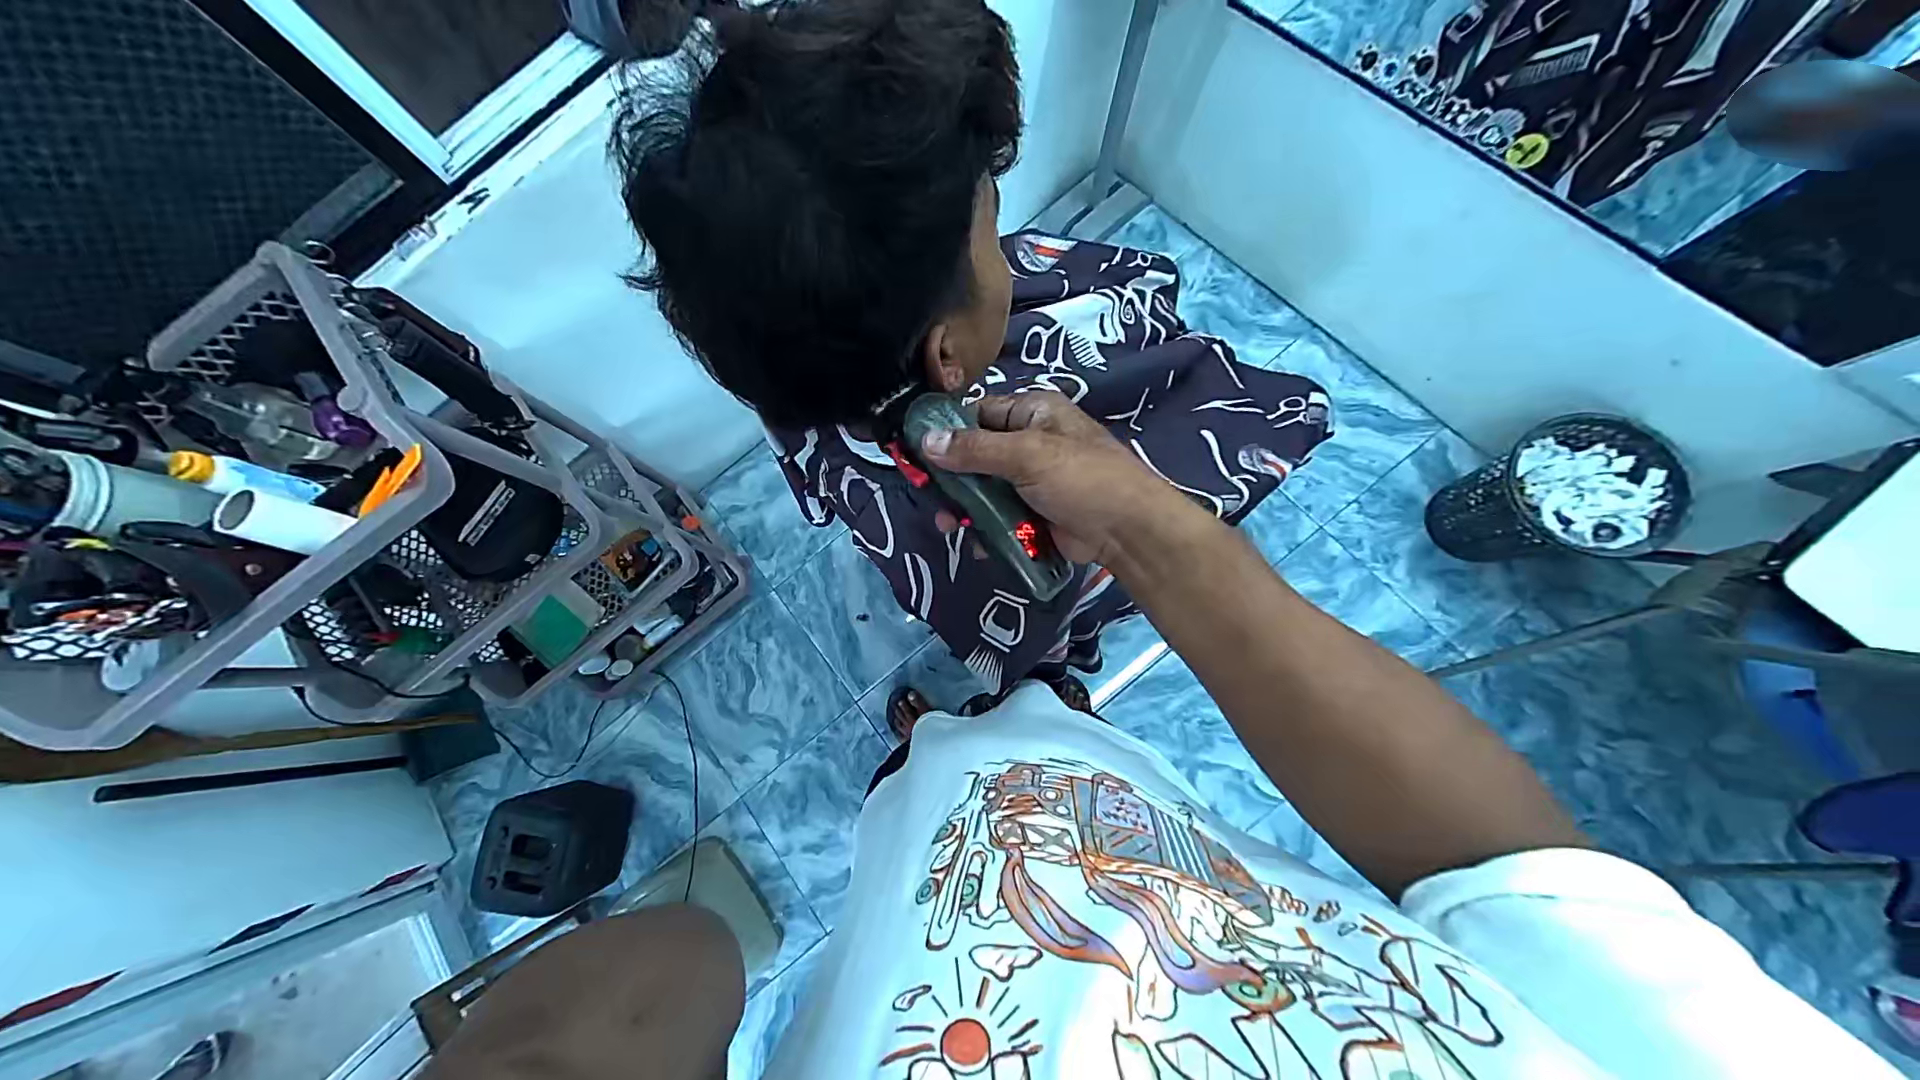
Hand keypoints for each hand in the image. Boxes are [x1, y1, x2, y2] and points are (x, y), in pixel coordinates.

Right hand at [920, 390, 1188, 565]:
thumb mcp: (1028, 455)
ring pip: (984, 490)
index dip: (946, 431)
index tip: (916, 451)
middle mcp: (1030, 442)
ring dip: (965, 507)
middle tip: (931, 498)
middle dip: (952, 478)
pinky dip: (985, 528)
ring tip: (949, 525)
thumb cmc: (1083, 479)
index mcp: (1033, 413)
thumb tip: (926, 440)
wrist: (1128, 532)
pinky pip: (999, 515)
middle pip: (976, 455)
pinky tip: (975, 542)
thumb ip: (975, 449)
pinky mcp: (1034, 513)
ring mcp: (1031, 480)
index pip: (978, 414)